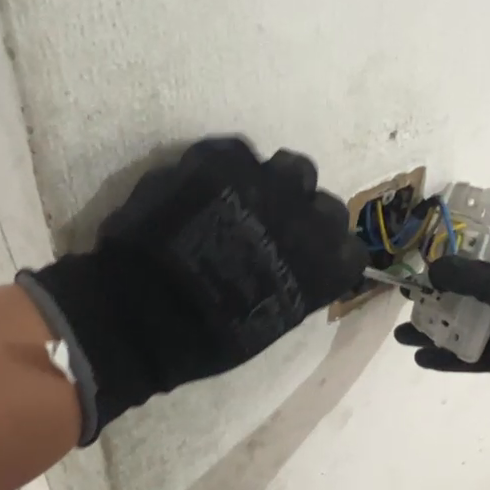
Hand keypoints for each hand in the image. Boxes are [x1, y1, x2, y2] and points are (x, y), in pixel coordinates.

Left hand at [20, 137, 366, 442]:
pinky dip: (226, 169)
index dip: (326, 252)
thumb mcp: (272, 320)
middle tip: (271, 228)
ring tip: (242, 201)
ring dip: (272, 184)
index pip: (348, 247)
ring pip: (289, 167)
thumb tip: (290, 263)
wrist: (141, 311)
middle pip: (323, 202)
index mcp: (325, 264)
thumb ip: (294, 282)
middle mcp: (307, 216)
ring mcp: (265, 182)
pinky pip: (236, 153)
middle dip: (301, 213)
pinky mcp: (221, 158)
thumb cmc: (207, 337)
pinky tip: (204, 190)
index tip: (304, 260)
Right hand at [395, 257, 489, 422]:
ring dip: (431, 332)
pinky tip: (421, 359)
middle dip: (429, 300)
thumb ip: (474, 280)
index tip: (412, 265)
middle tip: (402, 302)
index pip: (470, 263)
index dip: (441, 263)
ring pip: (457, 329)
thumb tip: (432, 267)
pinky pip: (466, 357)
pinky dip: (445, 358)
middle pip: (457, 298)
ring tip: (402, 336)